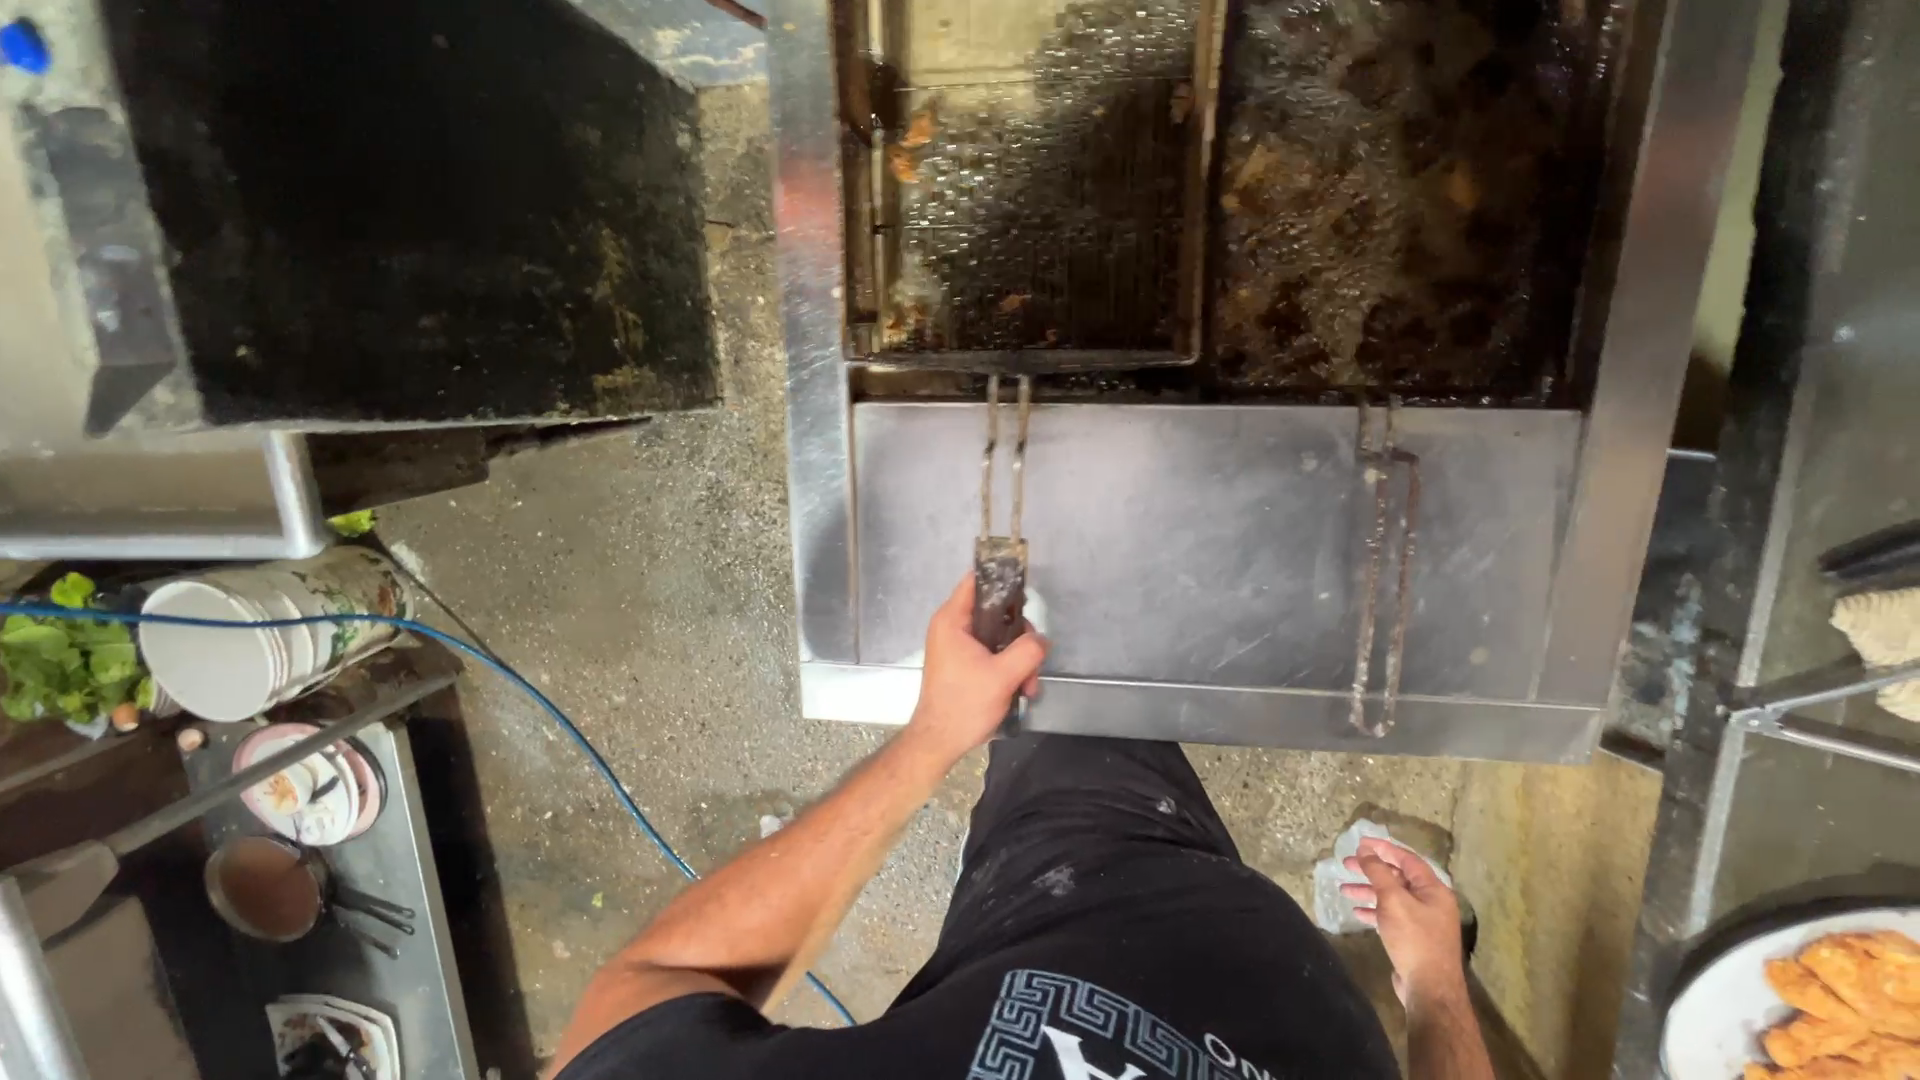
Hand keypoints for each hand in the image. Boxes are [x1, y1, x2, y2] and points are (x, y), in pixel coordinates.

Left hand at [907, 575, 1047, 758]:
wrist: (939, 742)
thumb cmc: (964, 704)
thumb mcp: (1003, 675)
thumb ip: (1028, 650)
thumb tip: (1042, 640)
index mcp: (952, 620)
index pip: (976, 581)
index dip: (1002, 580)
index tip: (1026, 592)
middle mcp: (953, 627)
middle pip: (996, 612)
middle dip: (1020, 637)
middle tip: (1031, 659)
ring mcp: (959, 647)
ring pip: (999, 637)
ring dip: (1019, 659)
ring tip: (1027, 685)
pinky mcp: (965, 664)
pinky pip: (993, 655)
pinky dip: (1009, 669)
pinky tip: (1021, 690)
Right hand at [1340, 836, 1465, 1007]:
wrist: (1430, 988)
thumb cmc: (1413, 938)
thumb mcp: (1393, 900)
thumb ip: (1379, 872)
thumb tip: (1366, 851)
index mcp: (1433, 890)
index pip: (1407, 859)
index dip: (1383, 848)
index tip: (1360, 842)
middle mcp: (1431, 902)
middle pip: (1398, 877)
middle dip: (1371, 870)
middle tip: (1347, 863)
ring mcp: (1423, 921)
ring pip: (1392, 897)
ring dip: (1368, 891)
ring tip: (1344, 889)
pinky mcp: (1414, 938)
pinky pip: (1391, 915)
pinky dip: (1374, 910)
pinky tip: (1357, 912)